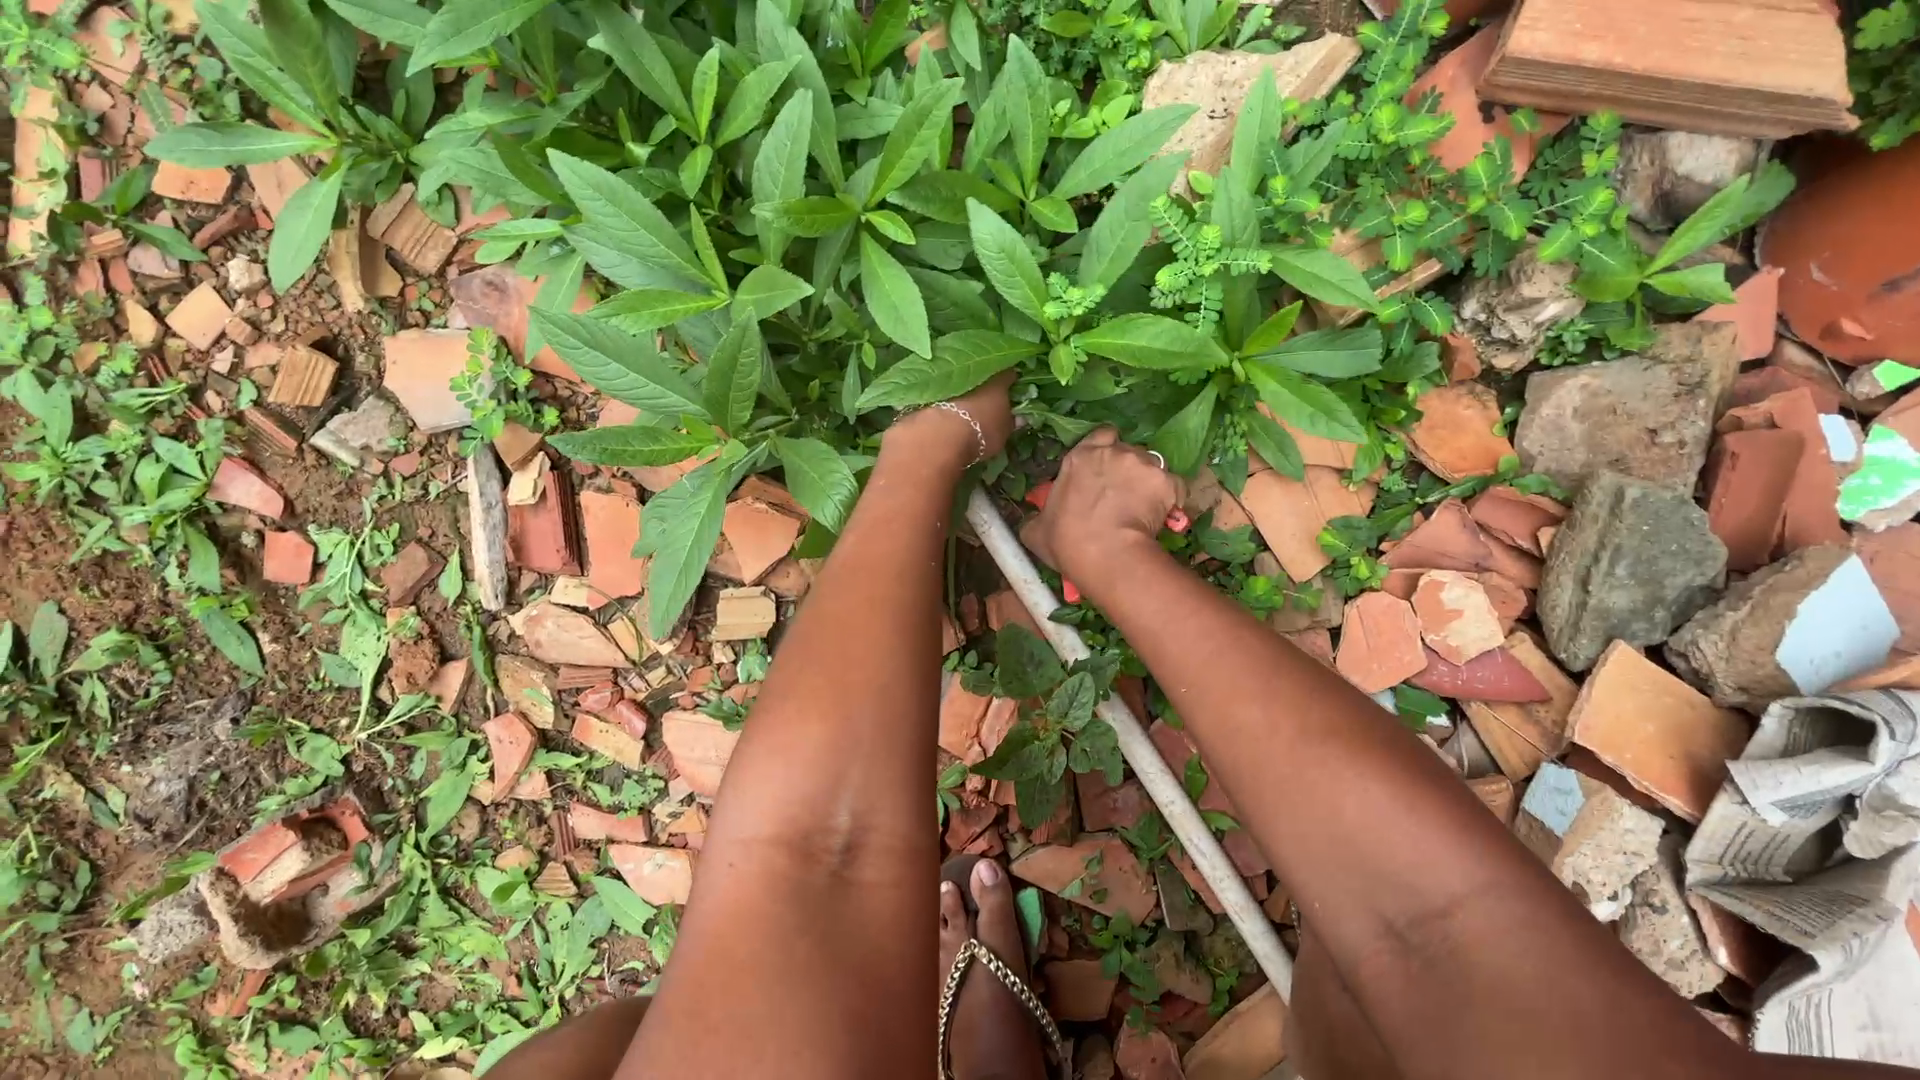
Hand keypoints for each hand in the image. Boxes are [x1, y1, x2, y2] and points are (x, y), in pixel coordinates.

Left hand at [883, 371, 1016, 466]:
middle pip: (982, 373)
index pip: (1009, 374)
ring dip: (962, 389)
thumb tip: (1020, 417)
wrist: (937, 435)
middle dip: (985, 383)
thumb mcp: (1003, 432)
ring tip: (964, 405)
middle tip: (988, 397)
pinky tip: (944, 410)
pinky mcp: (925, 388)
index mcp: (996, 377)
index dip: (1011, 382)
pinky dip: (944, 398)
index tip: (1012, 390)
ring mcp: (947, 376)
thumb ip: (1011, 422)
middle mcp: (972, 369)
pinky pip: (939, 391)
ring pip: (958, 379)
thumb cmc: (979, 432)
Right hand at [1021, 428, 1181, 587]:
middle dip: (1128, 468)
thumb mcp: (1035, 531)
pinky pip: (1174, 487)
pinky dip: (1171, 500)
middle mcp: (1114, 451)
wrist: (1106, 554)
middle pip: (1128, 450)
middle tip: (1124, 495)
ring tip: (1145, 510)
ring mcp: (1143, 464)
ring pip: (1152, 467)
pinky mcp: (1167, 482)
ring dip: (1149, 483)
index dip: (1106, 448)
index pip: (1101, 434)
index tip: (1106, 468)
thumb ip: (1037, 517)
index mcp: (1080, 455)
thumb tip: (1034, 521)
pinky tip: (1163, 518)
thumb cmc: (1066, 541)